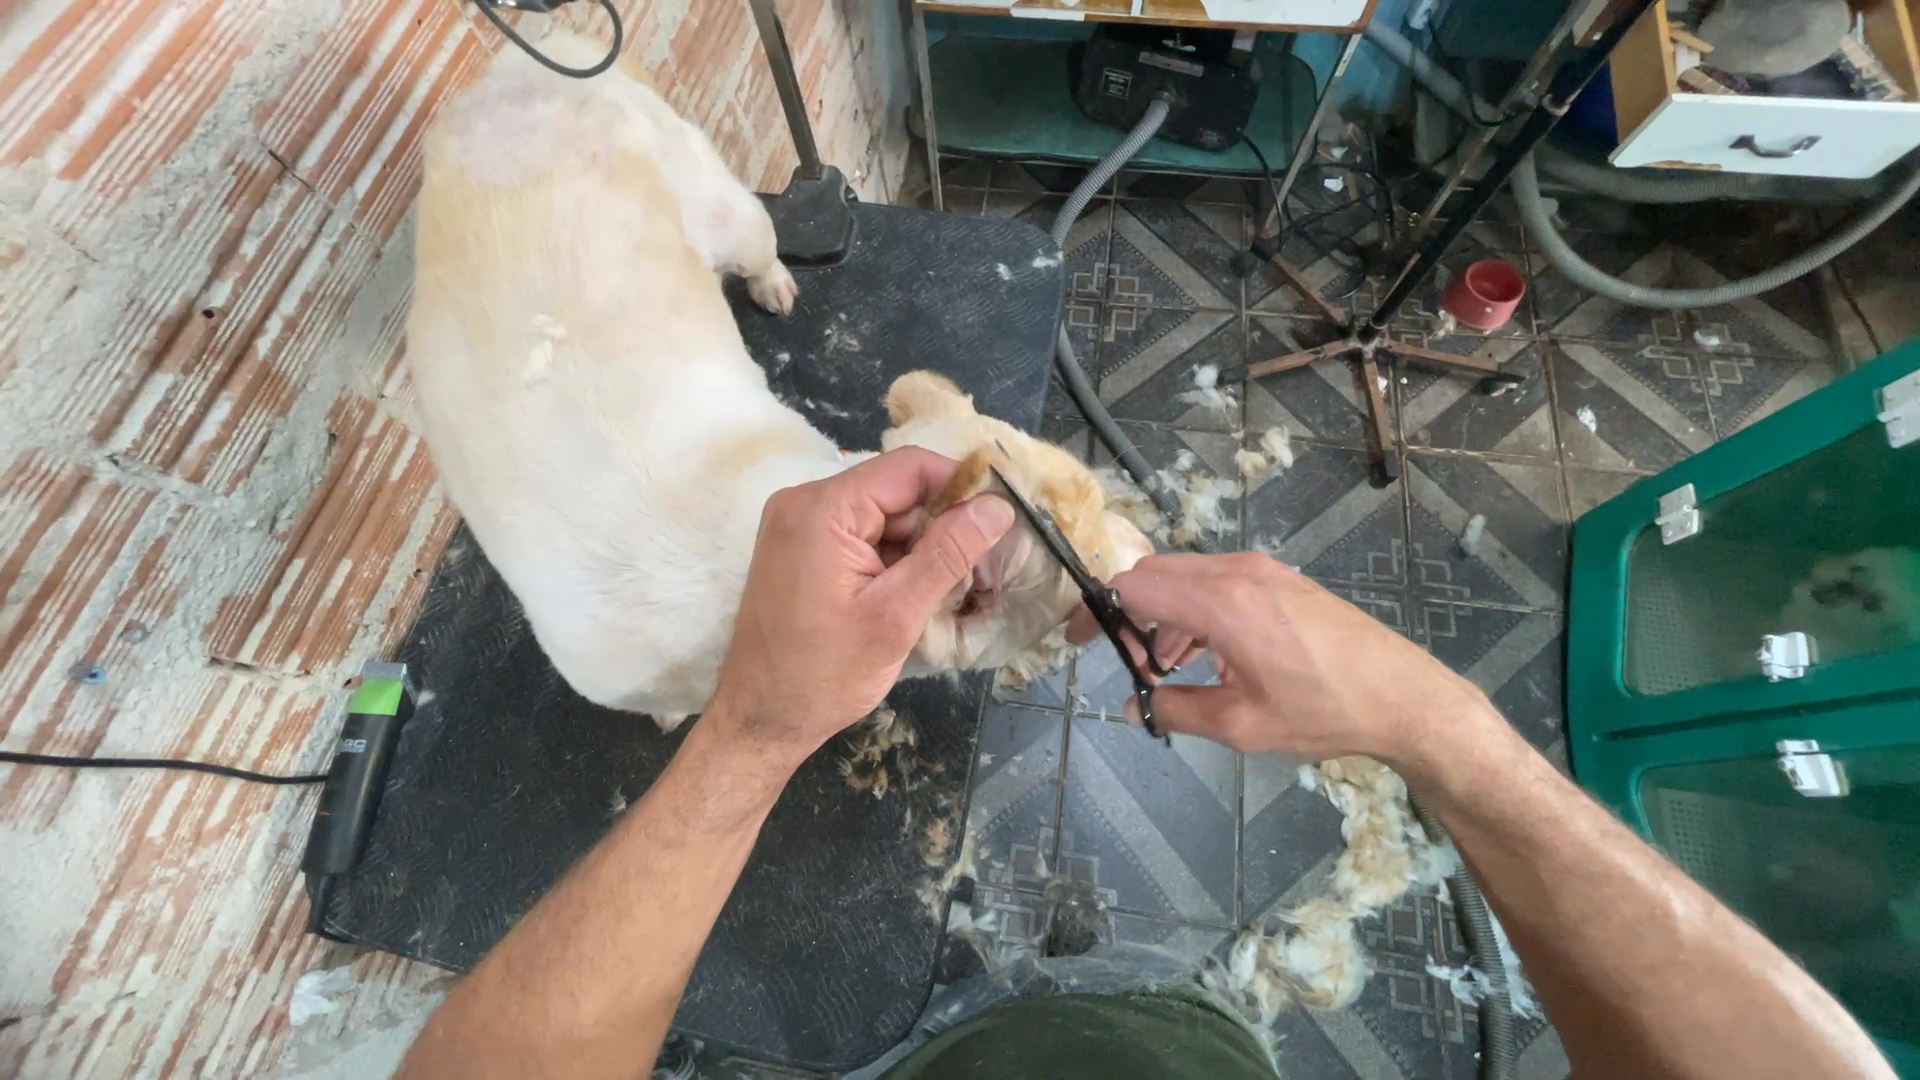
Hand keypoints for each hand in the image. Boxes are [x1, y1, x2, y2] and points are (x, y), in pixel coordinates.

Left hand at [705, 447, 1015, 767]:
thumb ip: (949, 554)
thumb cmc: (825, 675)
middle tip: (972, 573)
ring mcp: (800, 524)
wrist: (760, 720)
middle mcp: (805, 501)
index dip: (960, 486)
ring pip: (884, 516)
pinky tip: (906, 597)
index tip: (999, 519)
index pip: (909, 467)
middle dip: (940, 526)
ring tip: (938, 595)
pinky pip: (863, 535)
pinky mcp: (803, 548)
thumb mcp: (896, 615)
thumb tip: (998, 506)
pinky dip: (892, 560)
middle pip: (897, 491)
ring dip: (918, 549)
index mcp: (823, 508)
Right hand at [1071, 553, 1497, 766]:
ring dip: (1162, 613)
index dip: (1098, 610)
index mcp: (1220, 603)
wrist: (1407, 697)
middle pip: (1153, 573)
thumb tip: (1129, 709)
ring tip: (1170, 665)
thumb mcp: (1240, 725)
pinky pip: (1215, 580)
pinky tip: (1209, 653)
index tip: (1084, 642)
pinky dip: (1193, 608)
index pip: (1132, 584)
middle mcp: (1235, 572)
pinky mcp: (1278, 577)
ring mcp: (1260, 569)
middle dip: (1130, 614)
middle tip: (1136, 664)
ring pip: (1183, 576)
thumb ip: (1174, 711)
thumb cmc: (1323, 712)